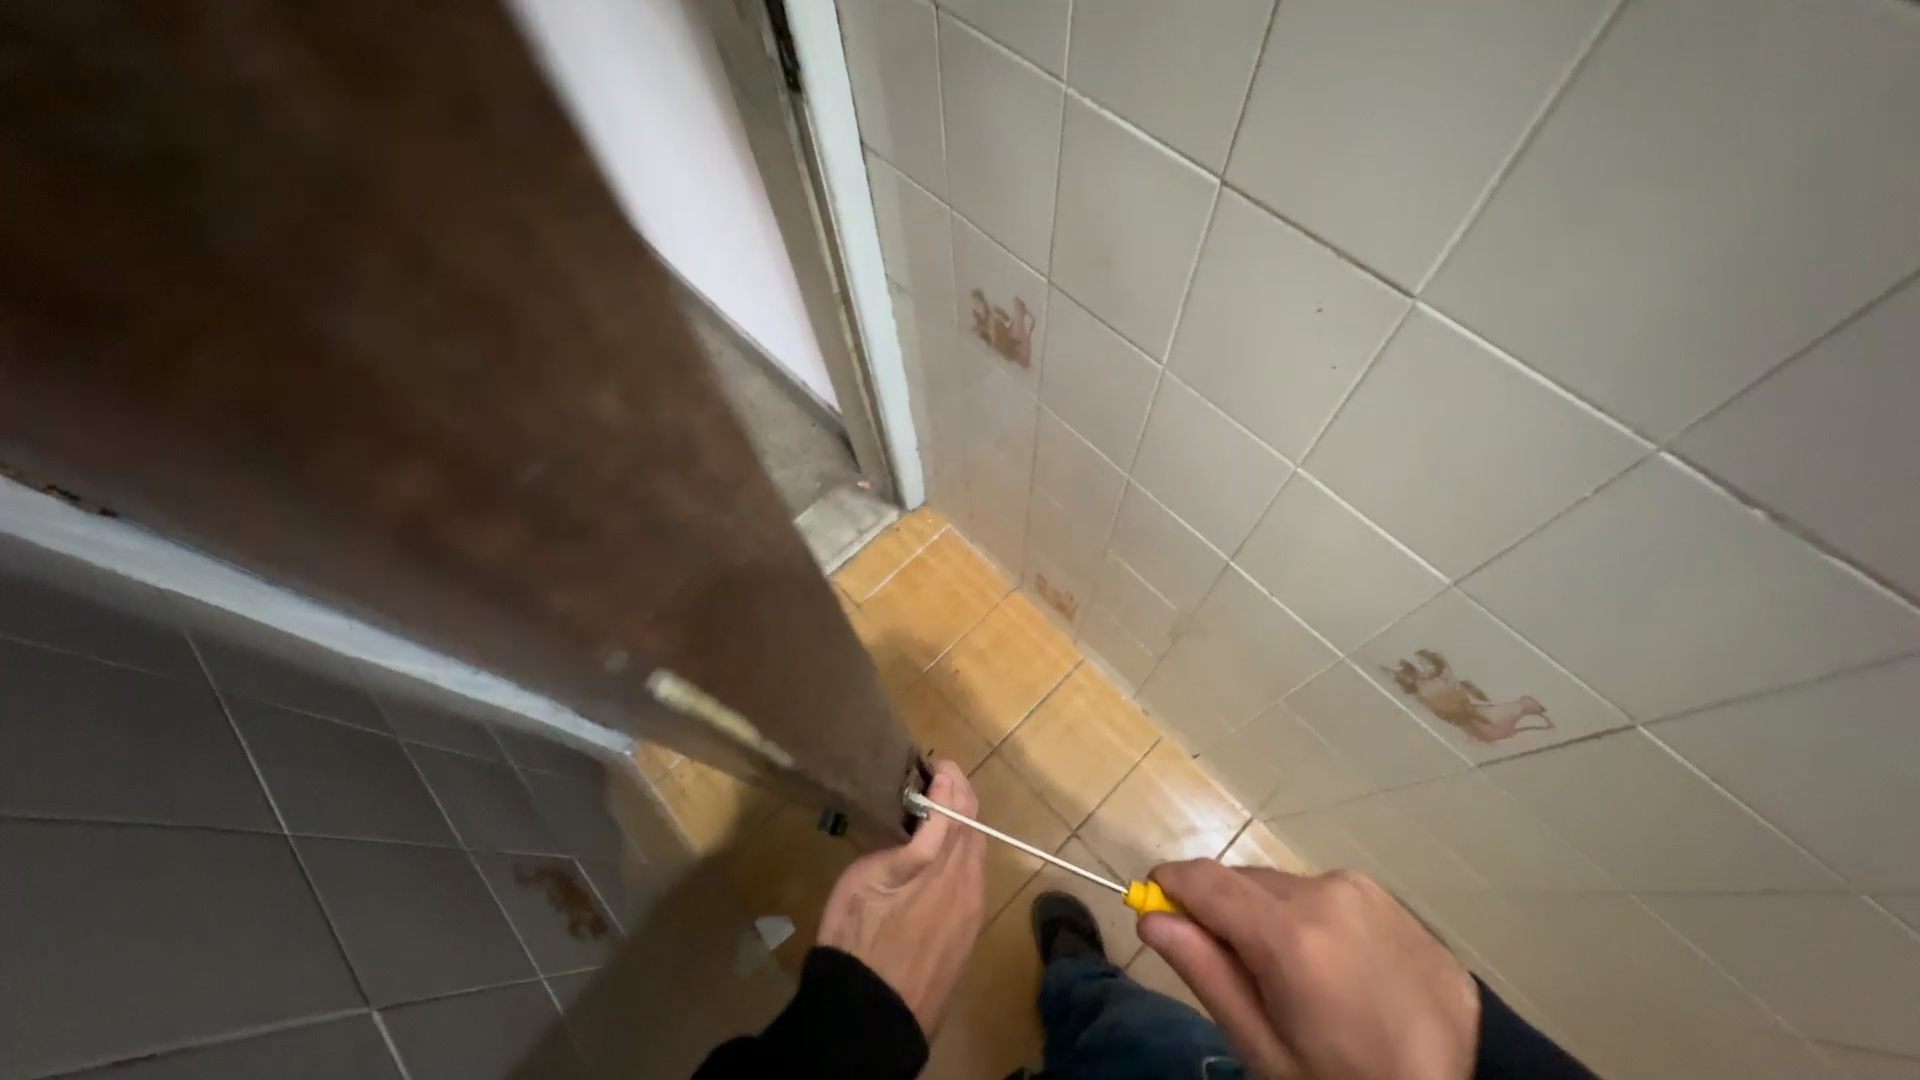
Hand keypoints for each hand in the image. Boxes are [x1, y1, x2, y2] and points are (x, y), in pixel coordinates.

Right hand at [817, 759, 985, 1035]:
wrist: (871, 1012)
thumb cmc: (855, 938)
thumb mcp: (861, 878)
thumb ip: (893, 844)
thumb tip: (909, 825)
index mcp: (933, 861)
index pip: (954, 803)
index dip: (948, 778)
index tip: (936, 762)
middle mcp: (963, 878)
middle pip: (973, 822)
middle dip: (959, 793)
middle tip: (937, 780)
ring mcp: (972, 905)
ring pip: (978, 847)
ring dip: (964, 821)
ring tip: (940, 812)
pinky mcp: (972, 926)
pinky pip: (975, 874)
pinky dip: (964, 851)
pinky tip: (945, 854)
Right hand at [1139, 861, 1479, 1079]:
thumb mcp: (1266, 1049)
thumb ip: (1206, 973)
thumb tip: (1150, 918)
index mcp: (1290, 934)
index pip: (1203, 879)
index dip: (1168, 884)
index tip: (1153, 905)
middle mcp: (1322, 891)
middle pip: (1240, 881)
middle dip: (1220, 911)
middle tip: (1233, 971)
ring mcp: (1360, 889)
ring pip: (1279, 885)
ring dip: (1264, 914)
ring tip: (1291, 976)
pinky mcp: (1387, 896)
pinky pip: (1321, 892)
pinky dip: (1306, 917)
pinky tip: (1332, 966)